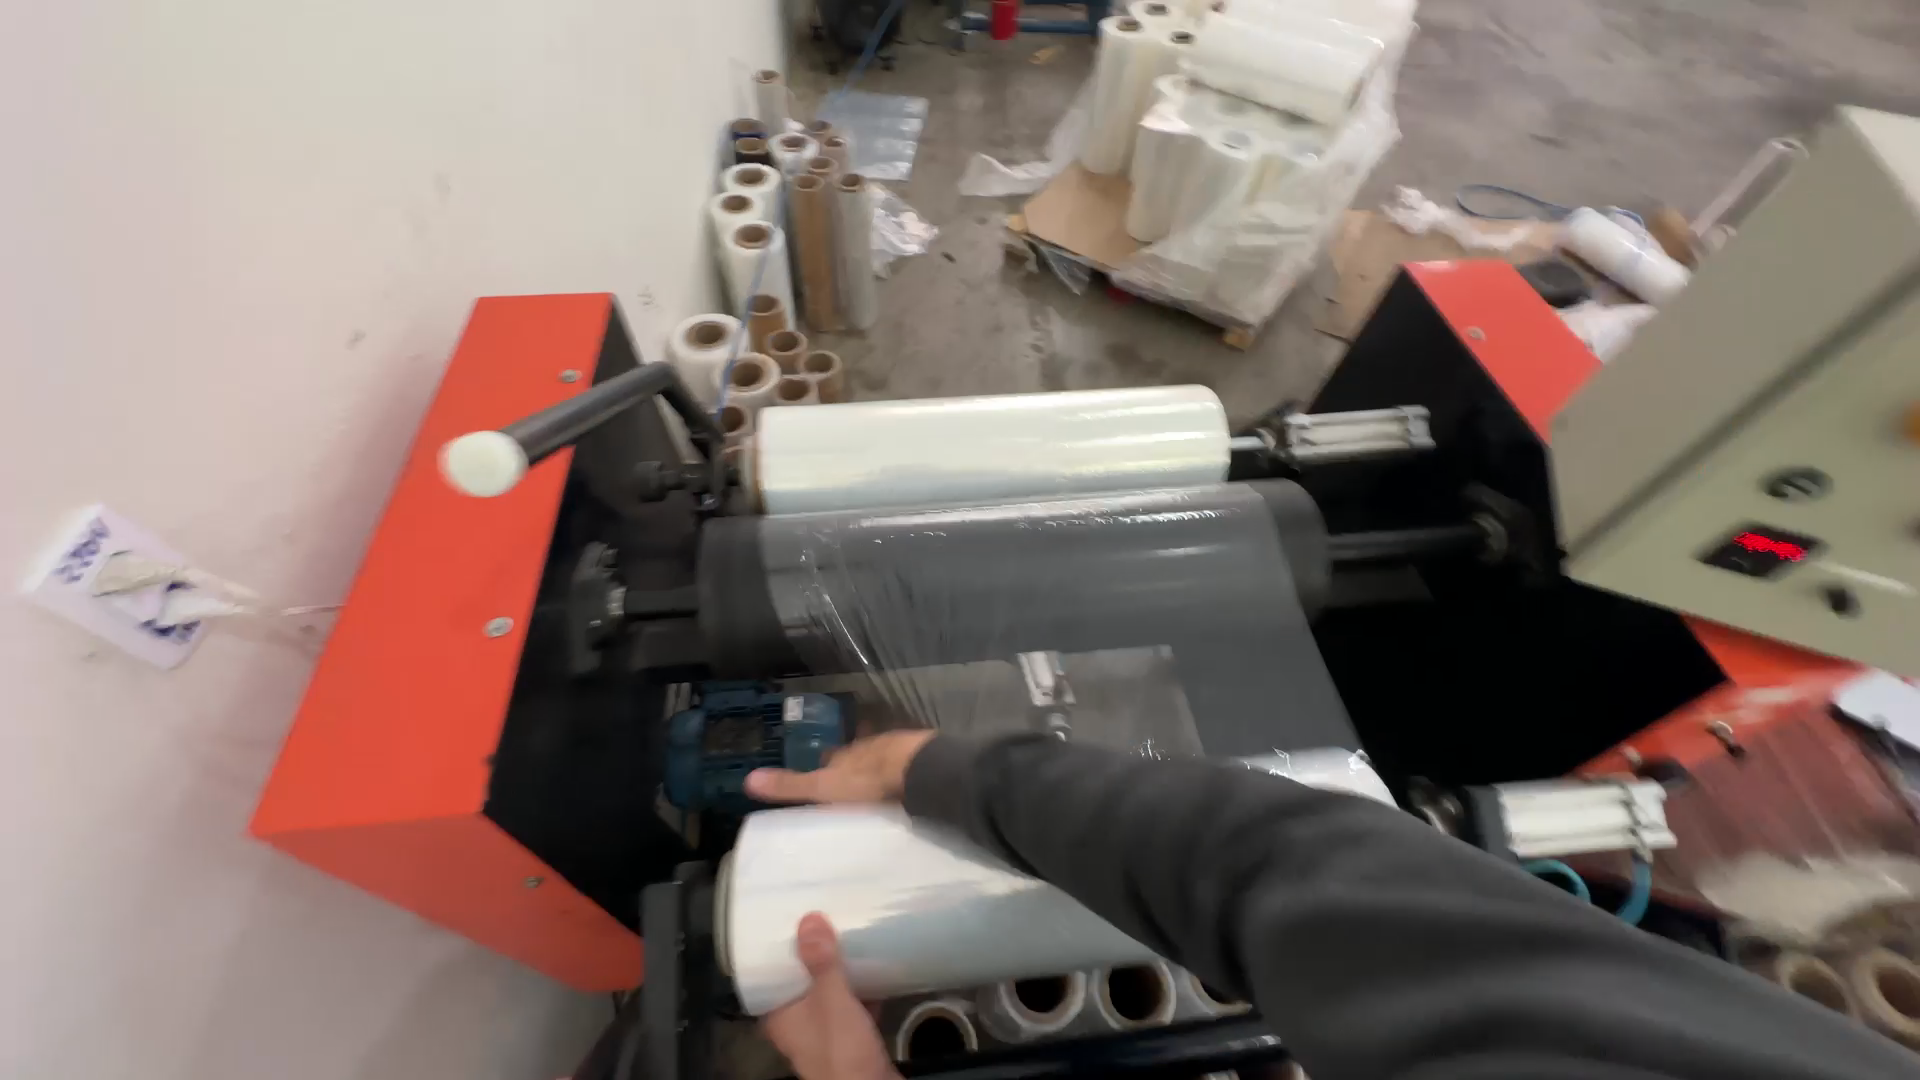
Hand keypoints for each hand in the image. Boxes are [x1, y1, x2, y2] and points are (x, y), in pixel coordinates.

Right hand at [747, 729, 935, 804]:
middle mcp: (868, 747)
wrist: (916, 770)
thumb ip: (791, 786)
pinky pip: (905, 767)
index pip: (830, 757)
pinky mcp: (918, 760)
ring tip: (875, 787)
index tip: (822, 772)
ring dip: (878, 769)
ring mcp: (895, 751)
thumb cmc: (866, 780)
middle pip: (857, 755)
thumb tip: (748, 779)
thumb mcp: (823, 787)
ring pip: (882, 758)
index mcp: (845, 755)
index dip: (826, 764)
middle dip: (853, 765)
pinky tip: (901, 789)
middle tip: (849, 782)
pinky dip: (901, 775)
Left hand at [762, 914, 899, 1079]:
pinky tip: (877, 967)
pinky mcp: (851, 1040)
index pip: (770, 977)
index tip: (791, 920)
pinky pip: (853, 1004)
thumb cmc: (842, 1051)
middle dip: (815, 954)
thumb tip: (807, 917)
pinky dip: (862, 987)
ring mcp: (825, 1033)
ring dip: (840, 969)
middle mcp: (799, 1025)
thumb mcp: (831, 1002)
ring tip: (851, 934)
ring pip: (829, 992)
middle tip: (826, 918)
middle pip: (802, 981)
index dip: (778, 951)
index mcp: (781, 1017)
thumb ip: (822, 964)